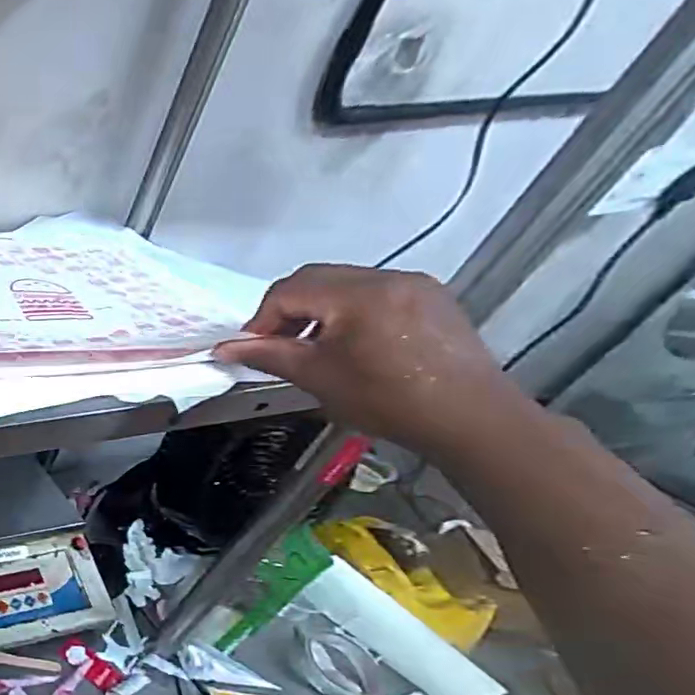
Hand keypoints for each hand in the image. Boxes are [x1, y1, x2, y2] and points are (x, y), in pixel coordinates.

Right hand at [212, 264, 532, 456]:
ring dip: (316, 309)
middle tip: (275, 345)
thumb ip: (269, 355)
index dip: (261, 318)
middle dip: (286, 309)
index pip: (289, 290)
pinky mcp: (430, 297)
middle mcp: (388, 278)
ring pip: (344, 283)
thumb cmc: (386, 400)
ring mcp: (414, 284)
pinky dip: (347, 310)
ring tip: (310, 347)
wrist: (468, 416)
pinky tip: (347, 344)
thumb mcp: (317, 377)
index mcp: (358, 295)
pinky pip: (373, 292)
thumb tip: (226, 348)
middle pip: (316, 279)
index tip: (252, 348)